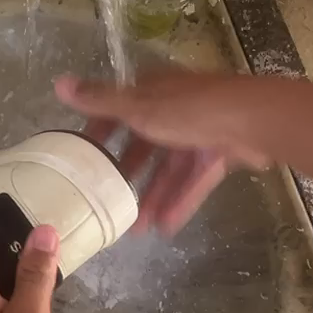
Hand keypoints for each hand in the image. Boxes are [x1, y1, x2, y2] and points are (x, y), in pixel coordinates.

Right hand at [56, 71, 272, 235]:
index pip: (116, 110)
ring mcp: (198, 131)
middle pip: (143, 144)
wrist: (253, 121)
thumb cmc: (189, 110)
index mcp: (151, 92)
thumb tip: (58, 83)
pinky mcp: (219, 153)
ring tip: (135, 229)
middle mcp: (172, 108)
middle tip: (107, 202)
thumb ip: (100, 101)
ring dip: (152, 196)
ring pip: (168, 168)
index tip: (84, 160)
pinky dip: (180, 201)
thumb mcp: (138, 107)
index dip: (99, 133)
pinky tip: (165, 229)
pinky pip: (193, 181)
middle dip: (126, 175)